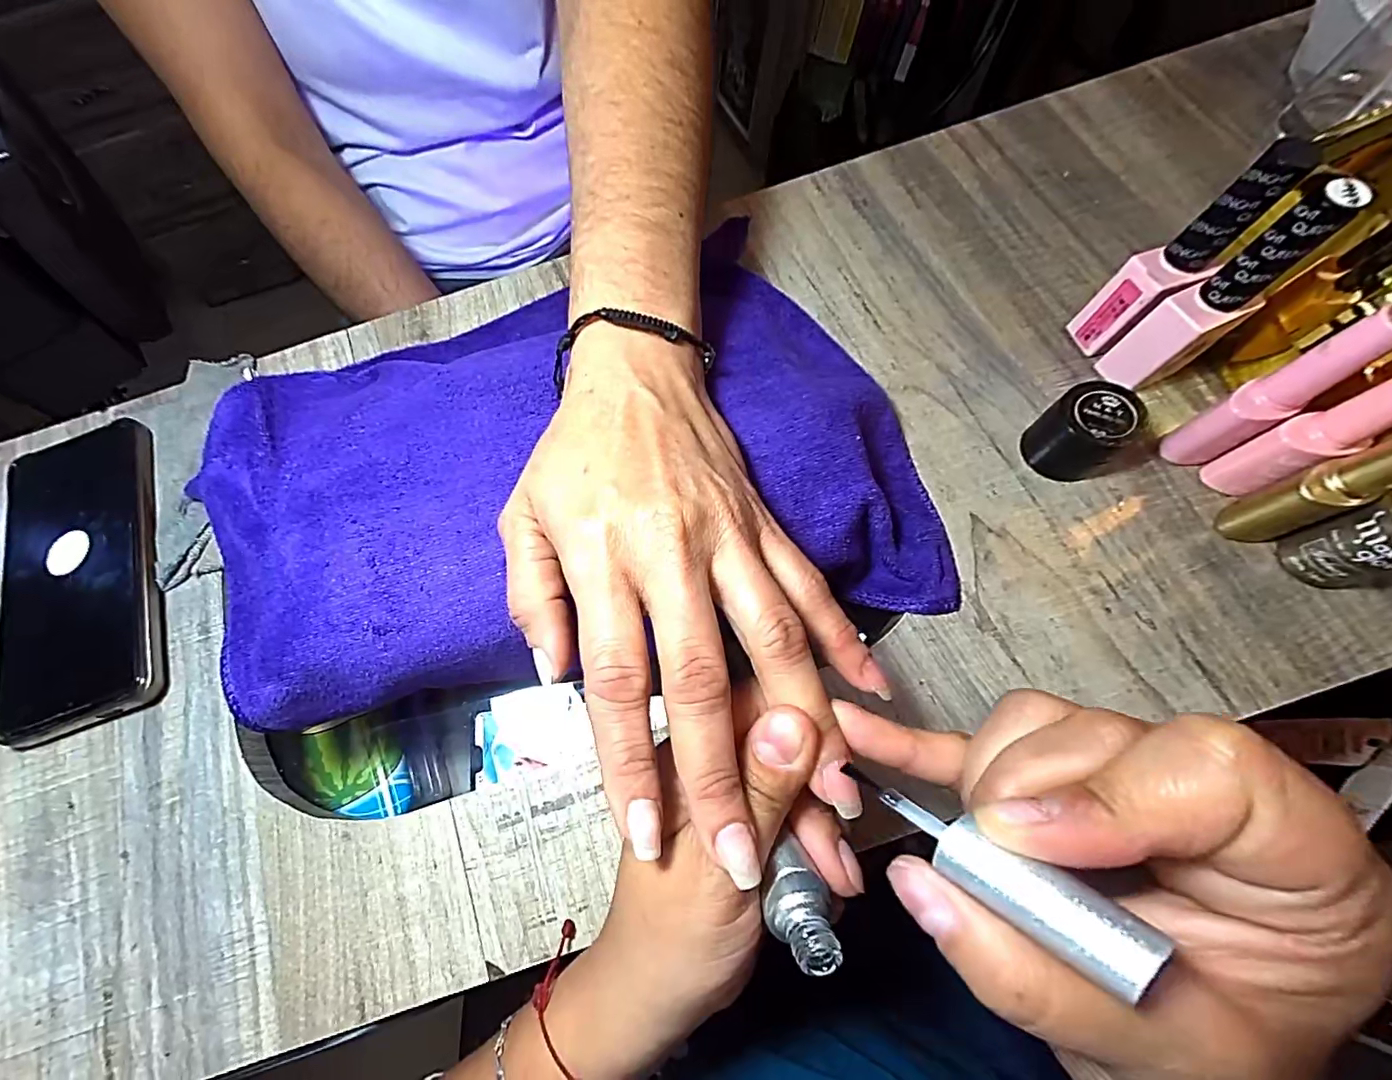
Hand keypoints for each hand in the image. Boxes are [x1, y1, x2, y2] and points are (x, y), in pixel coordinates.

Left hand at [455, 701, 859, 1079]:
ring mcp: (719, 790)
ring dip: (820, 827)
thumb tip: (793, 716)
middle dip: (816, 795)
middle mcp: (696, 762)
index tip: (836, 786)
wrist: (659, 987)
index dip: (802, 736)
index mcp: (676, 758)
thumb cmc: (673, 933)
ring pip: (788, 779)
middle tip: (836, 850)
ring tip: (835, 879)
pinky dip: (813, 843)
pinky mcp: (740, 819)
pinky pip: (788, 810)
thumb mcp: (720, 864)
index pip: (745, 707)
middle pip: (774, 743)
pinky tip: (827, 877)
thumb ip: (758, 792)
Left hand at [499, 325, 886, 886]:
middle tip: (740, 855)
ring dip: (802, 724)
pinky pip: (809, 584)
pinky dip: (842, 638)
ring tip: (824, 798)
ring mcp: (729, 538)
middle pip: (704, 677)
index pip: (619, 680)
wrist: (631, 377)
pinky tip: (870, 691)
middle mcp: (673, 555)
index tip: (646, 829)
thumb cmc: (566, 456)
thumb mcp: (520, 521)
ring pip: (775, 640)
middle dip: (723, 773)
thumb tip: (559, 674)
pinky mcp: (765, 522)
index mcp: (602, 560)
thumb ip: (531, 598)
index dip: (630, 761)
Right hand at [834, 693, 1391, 1079]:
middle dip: (1021, 794)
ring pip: (1033, 723)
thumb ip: (1028, 978)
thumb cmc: (1185, 1046)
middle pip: (1096, 735)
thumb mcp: (1134, 1047)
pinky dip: (918, 745)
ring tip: (969, 838)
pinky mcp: (1044, 777)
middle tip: (990, 857)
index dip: (1108, 792)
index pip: (1210, 769)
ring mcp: (1119, 775)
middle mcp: (1207, 799)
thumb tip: (922, 886)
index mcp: (1292, 865)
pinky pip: (976, 741)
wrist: (1165, 1043)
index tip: (1028, 839)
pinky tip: (867, 735)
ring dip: (979, 776)